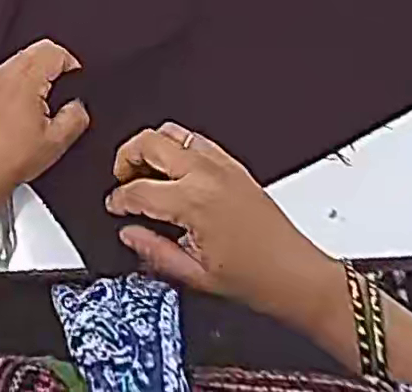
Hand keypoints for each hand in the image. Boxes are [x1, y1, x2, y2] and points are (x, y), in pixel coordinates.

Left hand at [0, 40, 90, 205]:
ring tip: (51, 93)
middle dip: (58, 61)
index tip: (78, 81)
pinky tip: (33, 98)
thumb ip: (76, 116)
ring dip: (42, 66)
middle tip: (67, 84)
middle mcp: (8, 73)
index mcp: (26, 79)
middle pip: (40, 47)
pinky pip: (13, 67)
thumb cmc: (12, 156)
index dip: (73, 65)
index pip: (55, 52)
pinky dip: (27, 74)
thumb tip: (79, 105)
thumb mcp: (57, 141)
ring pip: (26, 54)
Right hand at [107, 123, 331, 327]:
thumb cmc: (257, 279)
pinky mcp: (232, 163)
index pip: (138, 189)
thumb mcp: (196, 276)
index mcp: (193, 201)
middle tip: (122, 179)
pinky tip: (174, 167)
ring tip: (144, 168)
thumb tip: (129, 234)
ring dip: (150, 146)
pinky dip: (176, 145)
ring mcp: (220, 163)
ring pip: (170, 131)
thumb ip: (154, 251)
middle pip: (148, 143)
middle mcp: (205, 173)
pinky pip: (195, 138)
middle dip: (126, 158)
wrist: (298, 276)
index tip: (114, 205)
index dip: (118, 198)